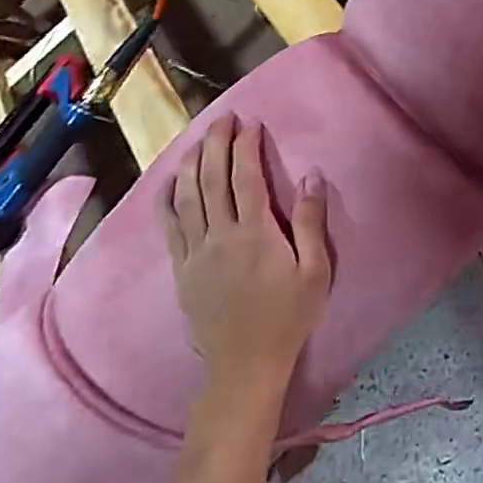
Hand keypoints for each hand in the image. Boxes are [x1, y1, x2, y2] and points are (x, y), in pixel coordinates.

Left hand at [163, 115, 331, 385]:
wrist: (246, 363)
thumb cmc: (288, 316)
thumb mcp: (315, 271)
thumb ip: (310, 221)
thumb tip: (310, 175)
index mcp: (255, 233)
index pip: (246, 177)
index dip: (246, 146)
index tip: (250, 123)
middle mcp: (220, 235)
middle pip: (212, 178)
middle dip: (216, 143)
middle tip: (222, 119)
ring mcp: (195, 252)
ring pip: (187, 197)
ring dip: (191, 162)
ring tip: (197, 139)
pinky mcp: (181, 268)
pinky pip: (169, 226)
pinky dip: (167, 199)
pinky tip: (168, 182)